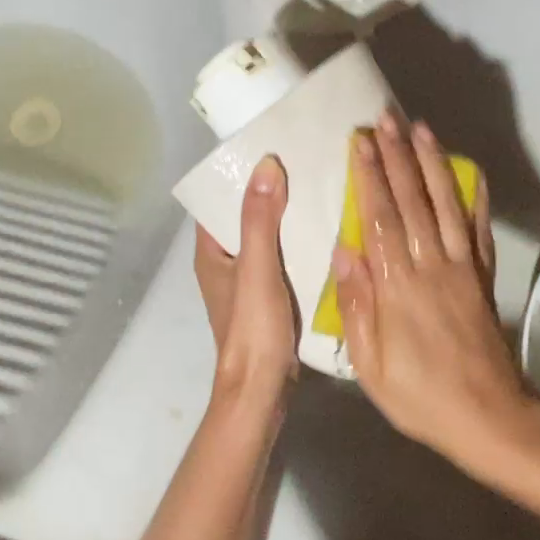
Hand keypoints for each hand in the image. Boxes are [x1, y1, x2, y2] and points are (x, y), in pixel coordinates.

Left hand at [194, 155, 298, 395]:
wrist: (263, 391)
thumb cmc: (252, 329)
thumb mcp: (257, 269)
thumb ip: (260, 219)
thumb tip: (266, 164)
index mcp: (211, 253)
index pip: (219, 200)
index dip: (240, 174)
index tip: (272, 148)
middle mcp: (225, 264)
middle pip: (246, 217)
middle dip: (272, 193)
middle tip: (307, 163)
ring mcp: (247, 284)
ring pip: (268, 239)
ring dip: (289, 219)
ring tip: (322, 189)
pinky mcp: (270, 300)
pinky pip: (284, 261)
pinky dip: (300, 246)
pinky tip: (328, 234)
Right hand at [333, 112, 534, 459]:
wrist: (490, 417)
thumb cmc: (419, 397)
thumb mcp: (370, 364)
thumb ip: (357, 306)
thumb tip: (343, 250)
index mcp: (399, 287)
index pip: (380, 218)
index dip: (369, 177)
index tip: (360, 142)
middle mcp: (432, 267)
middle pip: (412, 200)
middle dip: (398, 156)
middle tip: (386, 118)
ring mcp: (462, 269)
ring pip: (446, 205)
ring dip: (432, 164)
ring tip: (422, 129)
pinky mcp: (483, 279)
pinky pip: (480, 230)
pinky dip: (475, 198)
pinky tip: (470, 174)